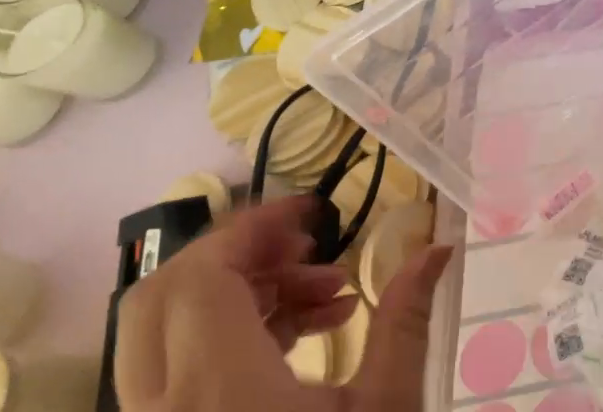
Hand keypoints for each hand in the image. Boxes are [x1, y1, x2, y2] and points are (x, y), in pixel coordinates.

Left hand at [116, 196, 452, 411]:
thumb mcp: (387, 408)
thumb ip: (404, 321)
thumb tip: (438, 249)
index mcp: (221, 391)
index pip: (202, 279)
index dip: (253, 229)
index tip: (315, 211)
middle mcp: (164, 407)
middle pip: (165, 297)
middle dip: (241, 255)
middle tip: (313, 244)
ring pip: (170, 331)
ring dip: (244, 294)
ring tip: (329, 294)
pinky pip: (179, 367)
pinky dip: (234, 333)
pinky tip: (309, 333)